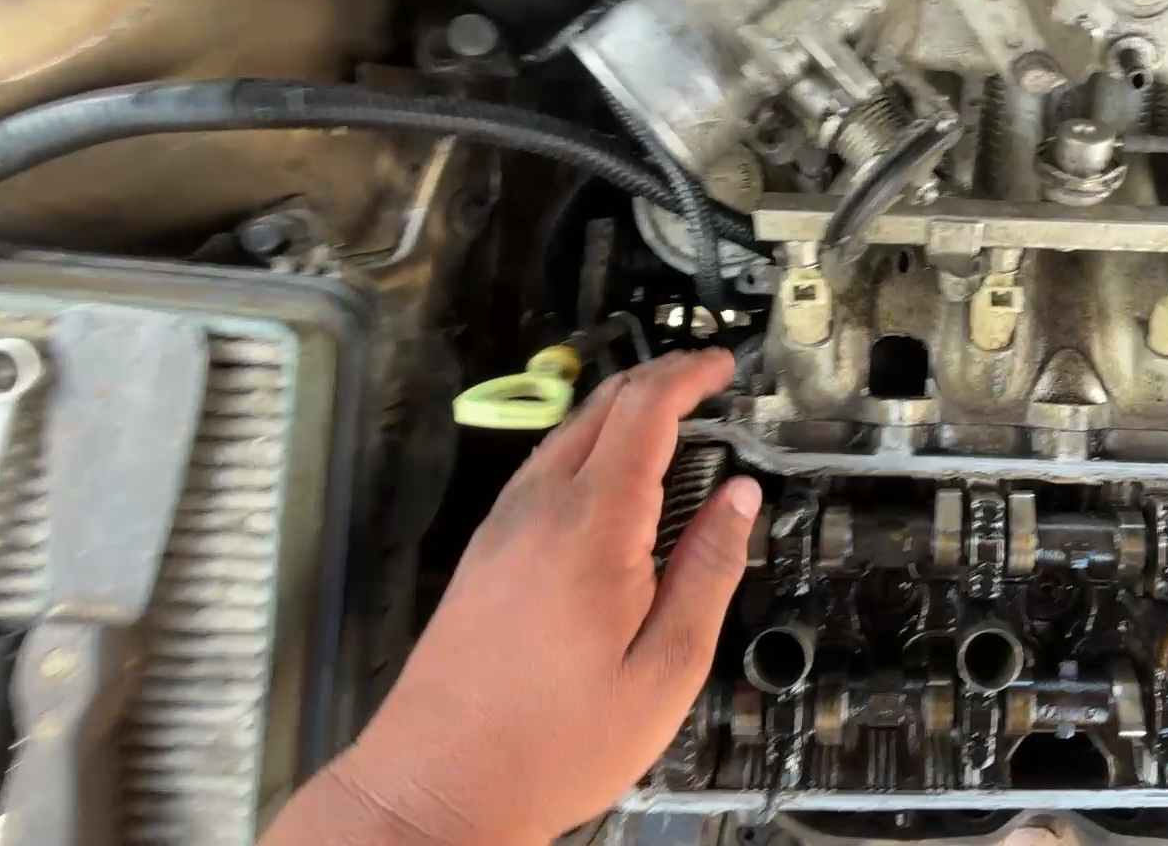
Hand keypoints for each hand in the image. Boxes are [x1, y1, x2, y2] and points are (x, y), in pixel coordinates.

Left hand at [264, 350, 760, 844]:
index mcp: (592, 525)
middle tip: (713, 383)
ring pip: (572, 428)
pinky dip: (598, 439)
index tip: (726, 366)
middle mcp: (541, 506)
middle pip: (605, 404)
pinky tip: (623, 472)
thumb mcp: (667, 667)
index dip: (690, 375)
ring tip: (681, 419)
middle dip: (664, 378)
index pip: (644, 412)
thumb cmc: (560, 741)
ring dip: (629, 407)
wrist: (426, 799)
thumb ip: (710, 568)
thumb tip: (741, 494)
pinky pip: (550, 462)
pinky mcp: (488, 545)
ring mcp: (505, 522)